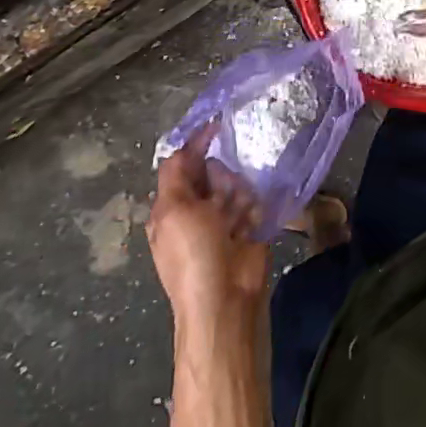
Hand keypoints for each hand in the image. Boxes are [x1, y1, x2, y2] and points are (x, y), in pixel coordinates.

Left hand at [147, 125, 268, 329]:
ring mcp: (224, 218)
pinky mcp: (250, 226)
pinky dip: (253, 209)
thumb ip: (174, 174)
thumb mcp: (172, 210)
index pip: (181, 164)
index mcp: (171, 205)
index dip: (195, 144)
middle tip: (222, 197)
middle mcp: (196, 208)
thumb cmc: (193, 255)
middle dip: (219, 177)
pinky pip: (254, 202)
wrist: (225, 302)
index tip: (216, 124)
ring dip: (237, 195)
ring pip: (235, 184)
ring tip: (237, 216)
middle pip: (212, 170)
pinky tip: (249, 224)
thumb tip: (181, 148)